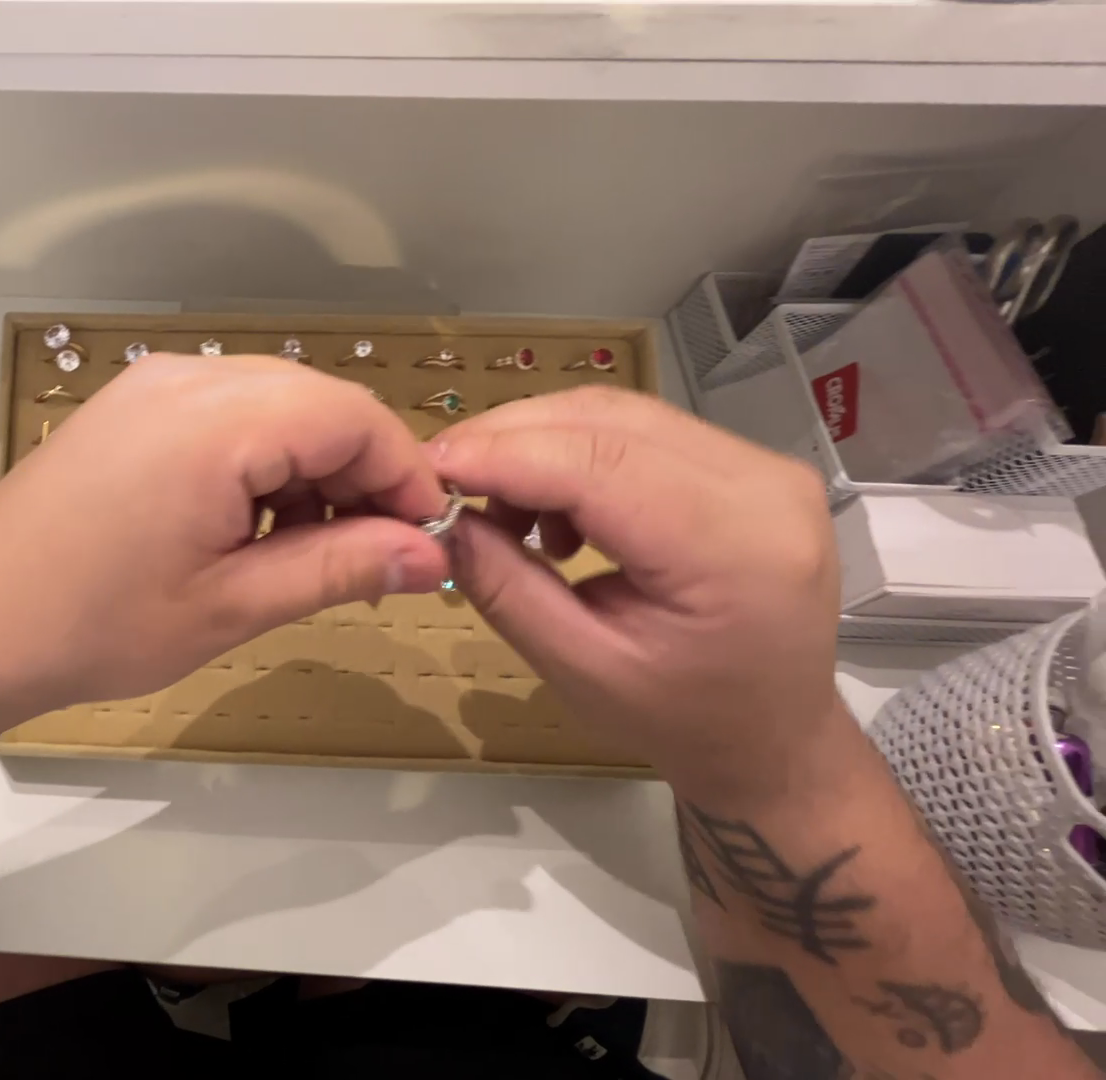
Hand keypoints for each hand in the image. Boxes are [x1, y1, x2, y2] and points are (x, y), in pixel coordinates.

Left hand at [0, 354, 452, 739]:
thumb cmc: (93, 626)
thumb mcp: (230, 606)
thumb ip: (340, 567)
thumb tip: (428, 553)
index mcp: (214, 422)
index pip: (353, 418)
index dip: (404, 477)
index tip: (422, 541)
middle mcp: (182, 381)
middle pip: (314, 404)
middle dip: (357, 473)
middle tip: (367, 554)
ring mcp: (146, 388)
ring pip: (269, 407)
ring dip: (305, 467)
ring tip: (301, 549)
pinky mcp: (126, 410)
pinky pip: (220, 415)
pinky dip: (255, 460)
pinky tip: (246, 522)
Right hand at [427, 386, 851, 807]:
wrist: (769, 734)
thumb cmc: (674, 717)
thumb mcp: (573, 665)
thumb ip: (503, 584)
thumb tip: (439, 519)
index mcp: (732, 550)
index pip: (595, 465)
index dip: (499, 455)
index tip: (424, 470)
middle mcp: (760, 484)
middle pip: (604, 418)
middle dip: (504, 438)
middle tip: (441, 480)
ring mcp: (759, 464)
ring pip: (613, 412)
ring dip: (531, 443)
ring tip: (495, 506)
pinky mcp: (742, 462)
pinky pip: (633, 429)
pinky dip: (566, 452)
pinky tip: (551, 511)